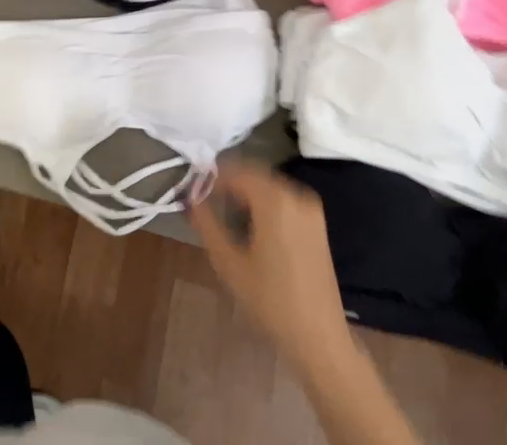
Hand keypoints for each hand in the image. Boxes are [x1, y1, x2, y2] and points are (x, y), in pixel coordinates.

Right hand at [191, 160, 348, 363]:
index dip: (211, 177)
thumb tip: (189, 199)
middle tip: (204, 200)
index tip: (192, 190)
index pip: (236, 171)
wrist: (317, 334)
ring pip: (269, 186)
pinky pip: (283, 199)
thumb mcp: (228, 262)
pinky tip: (249, 224)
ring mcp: (311, 209)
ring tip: (223, 212)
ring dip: (245, 192)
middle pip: (254, 175)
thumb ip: (206, 223)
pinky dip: (263, 202)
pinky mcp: (317, 224)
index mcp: (275, 201)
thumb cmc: (269, 300)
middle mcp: (296, 196)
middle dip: (228, 183)